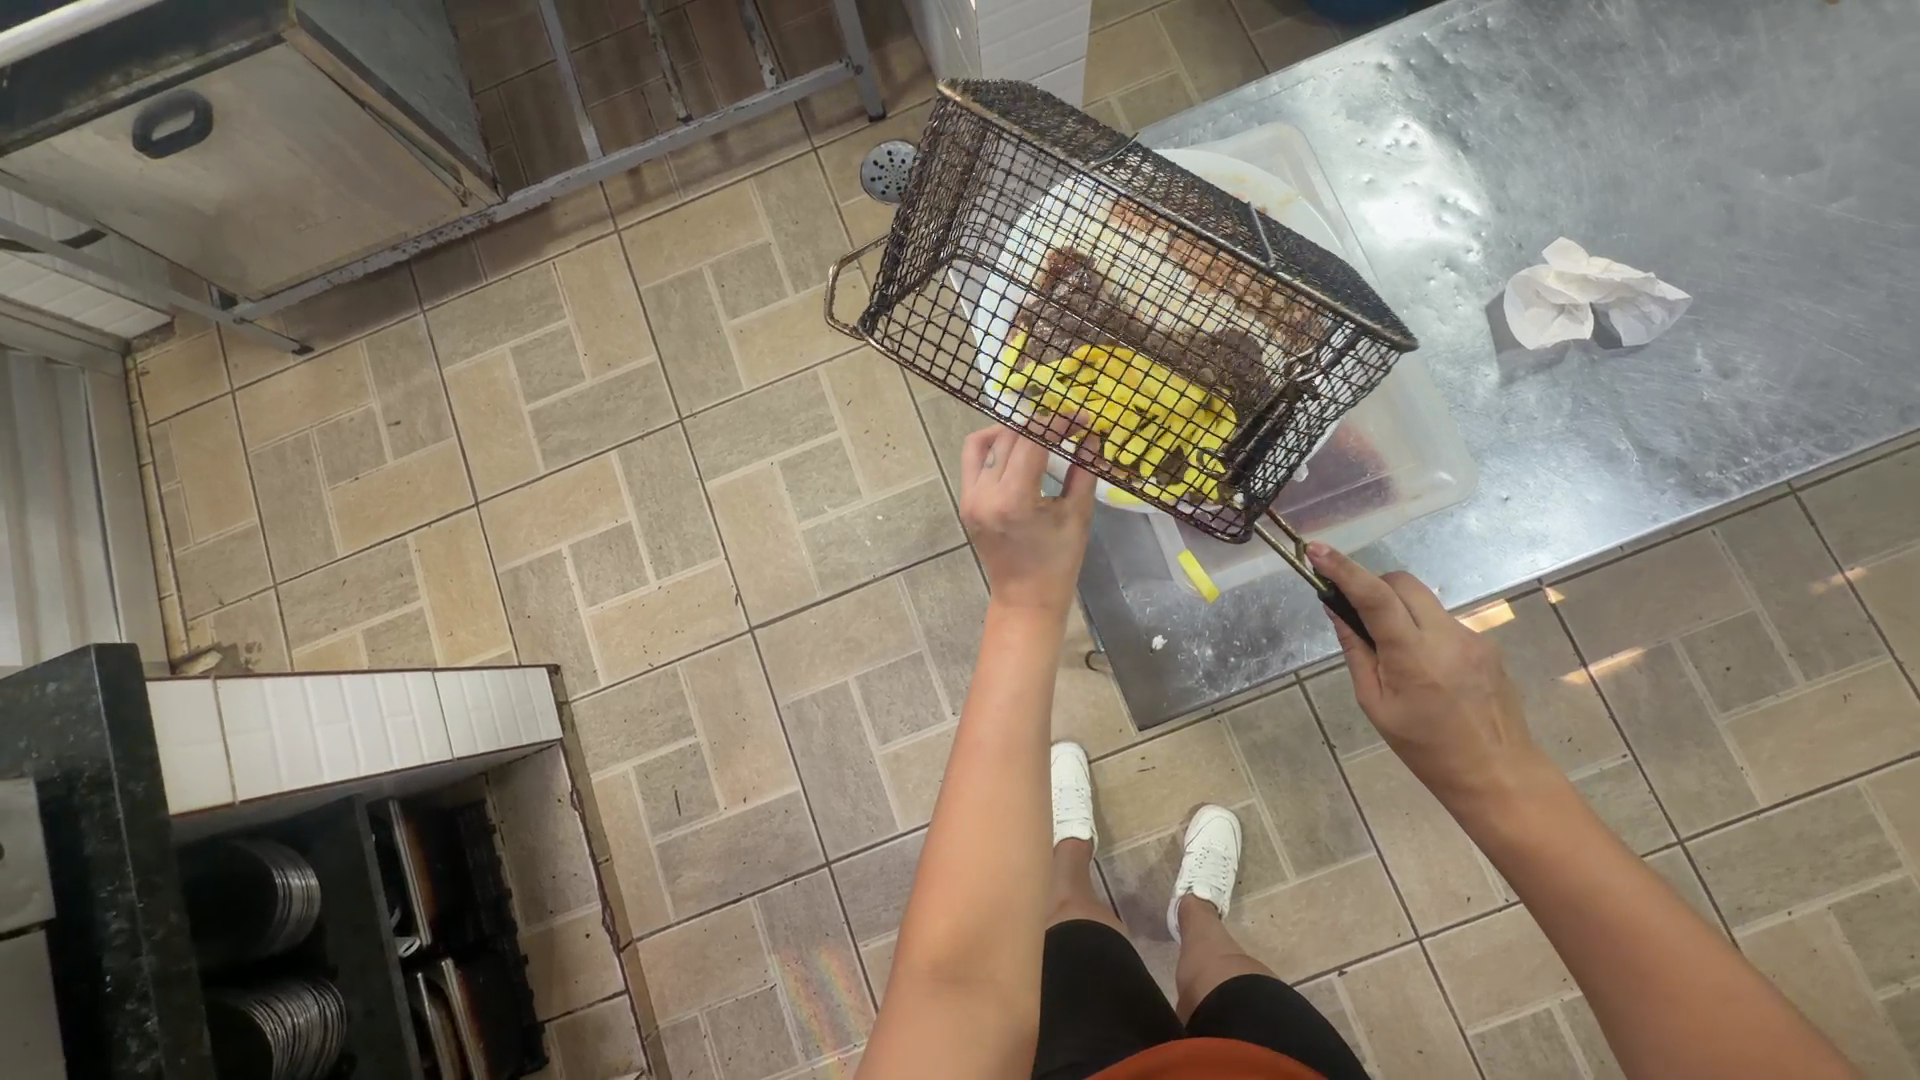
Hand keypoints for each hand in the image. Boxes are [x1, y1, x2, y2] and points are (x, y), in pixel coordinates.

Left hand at [959, 424, 1095, 619]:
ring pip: (985, 443)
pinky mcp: (965, 501)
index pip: (1032, 442)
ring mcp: (969, 498)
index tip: (1081, 419)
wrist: (1025, 598)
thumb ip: (1083, 471)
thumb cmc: (1058, 563)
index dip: (1058, 423)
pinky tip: (1015, 446)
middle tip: (1066, 423)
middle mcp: (984, 495)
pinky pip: (972, 459)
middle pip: (1008, 438)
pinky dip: (992, 445)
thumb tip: (1091, 436)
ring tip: (1040, 431)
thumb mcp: (1078, 515)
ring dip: (1013, 431)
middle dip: (1039, 424)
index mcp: (1014, 500)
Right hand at [1309, 543, 1556, 816]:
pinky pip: (1441, 620)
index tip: (1317, 551)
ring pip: (1423, 601)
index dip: (1343, 569)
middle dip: (1373, 585)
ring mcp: (1472, 637)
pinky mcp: (1485, 643)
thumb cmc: (1424, 748)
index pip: (1374, 597)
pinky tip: (1422, 667)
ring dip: (1398, 609)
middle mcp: (1446, 637)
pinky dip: (1420, 628)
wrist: (1497, 772)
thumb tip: (1337, 610)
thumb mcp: (1375, 704)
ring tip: (1391, 653)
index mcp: (1413, 657)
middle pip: (1402, 583)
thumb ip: (1357, 652)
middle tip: (1355, 611)